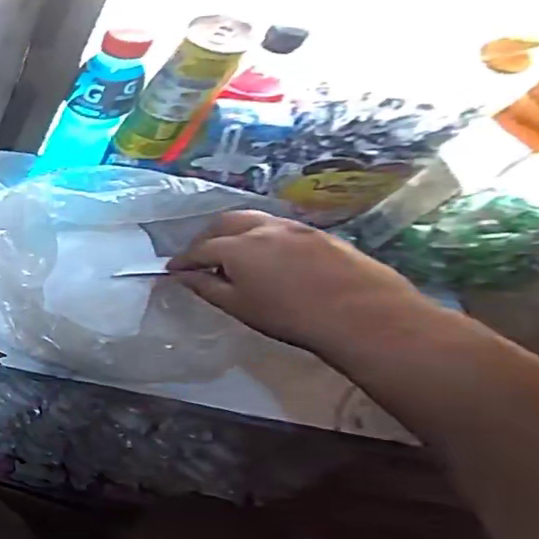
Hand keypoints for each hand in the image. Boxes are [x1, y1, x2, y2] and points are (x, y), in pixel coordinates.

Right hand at [167, 210, 428, 352]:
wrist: (366, 316)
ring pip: (254, 221)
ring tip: (233, 253)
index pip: (199, 249)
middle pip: (225, 224)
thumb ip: (206, 287)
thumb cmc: (291, 316)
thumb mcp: (239, 306)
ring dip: (236, 233)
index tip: (172, 270)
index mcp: (237, 246)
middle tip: (199, 256)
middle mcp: (263, 228)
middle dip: (206, 237)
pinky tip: (269, 256)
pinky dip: (263, 237)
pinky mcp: (322, 235)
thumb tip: (183, 276)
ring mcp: (296, 228)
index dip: (183, 260)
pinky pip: (280, 229)